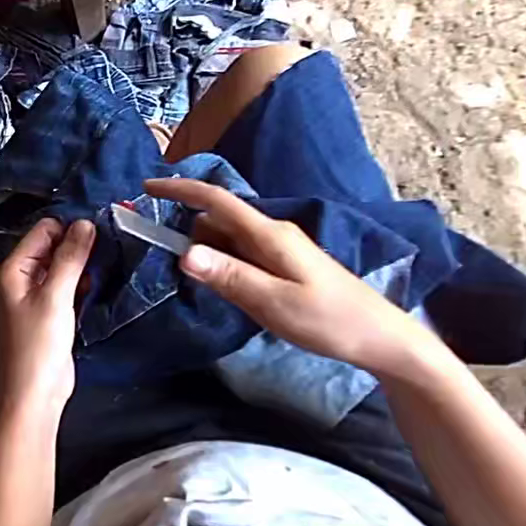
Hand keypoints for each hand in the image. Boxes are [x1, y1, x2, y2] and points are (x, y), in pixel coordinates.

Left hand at [0, 218, 95, 415]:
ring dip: (81, 264)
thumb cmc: (39, 346)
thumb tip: (85, 223)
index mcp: (13, 269)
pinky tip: (97, 284)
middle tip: (109, 246)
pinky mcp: (49, 313)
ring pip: (60, 267)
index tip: (100, 231)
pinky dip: (80, 282)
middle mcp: (20, 279)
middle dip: (77, 245)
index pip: (43, 231)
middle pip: (51, 247)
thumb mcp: (56, 297)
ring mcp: (34, 296)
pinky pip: (65, 286)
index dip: (70, 228)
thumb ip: (70, 258)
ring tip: (107, 263)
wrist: (35, 394)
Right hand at [143, 178, 450, 380]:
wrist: (379, 337)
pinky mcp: (282, 264)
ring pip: (227, 240)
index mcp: (269, 235)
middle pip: (217, 221)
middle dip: (190, 237)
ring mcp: (278, 248)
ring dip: (208, 257)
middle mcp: (272, 233)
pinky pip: (240, 255)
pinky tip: (230, 293)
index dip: (180, 190)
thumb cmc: (329, 321)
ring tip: (212, 293)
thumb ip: (229, 277)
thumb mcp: (274, 304)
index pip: (216, 201)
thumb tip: (185, 253)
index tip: (146, 188)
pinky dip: (224, 267)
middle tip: (180, 276)